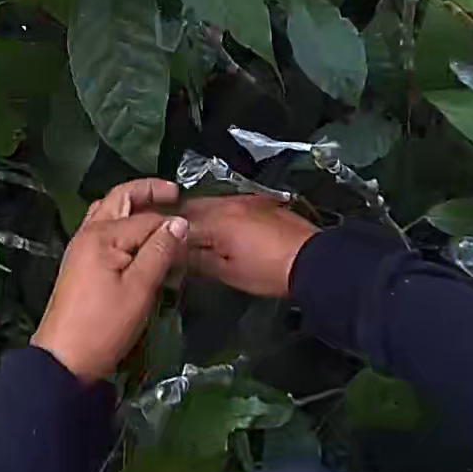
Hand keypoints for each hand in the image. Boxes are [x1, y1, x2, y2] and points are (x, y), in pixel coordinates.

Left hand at [31, 179, 187, 382]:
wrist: (64, 361)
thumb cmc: (103, 326)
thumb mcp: (140, 288)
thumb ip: (160, 250)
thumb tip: (179, 223)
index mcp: (102, 235)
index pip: (146, 219)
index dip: (171, 225)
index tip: (192, 234)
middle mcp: (88, 234)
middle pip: (119, 199)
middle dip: (147, 192)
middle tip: (173, 193)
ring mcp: (81, 248)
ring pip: (109, 212)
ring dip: (133, 206)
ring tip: (158, 211)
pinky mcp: (80, 264)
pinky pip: (104, 230)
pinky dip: (124, 226)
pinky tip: (140, 240)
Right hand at [177, 196, 318, 298]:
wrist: (313, 260)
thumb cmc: (268, 271)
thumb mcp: (227, 272)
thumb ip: (197, 260)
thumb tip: (174, 255)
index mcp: (216, 219)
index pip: (179, 222)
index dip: (167, 233)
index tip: (159, 244)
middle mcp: (228, 202)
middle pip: (193, 206)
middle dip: (180, 221)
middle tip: (174, 241)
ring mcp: (246, 199)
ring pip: (212, 203)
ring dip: (201, 216)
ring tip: (198, 237)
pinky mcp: (261, 201)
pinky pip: (231, 203)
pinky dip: (220, 214)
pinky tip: (223, 230)